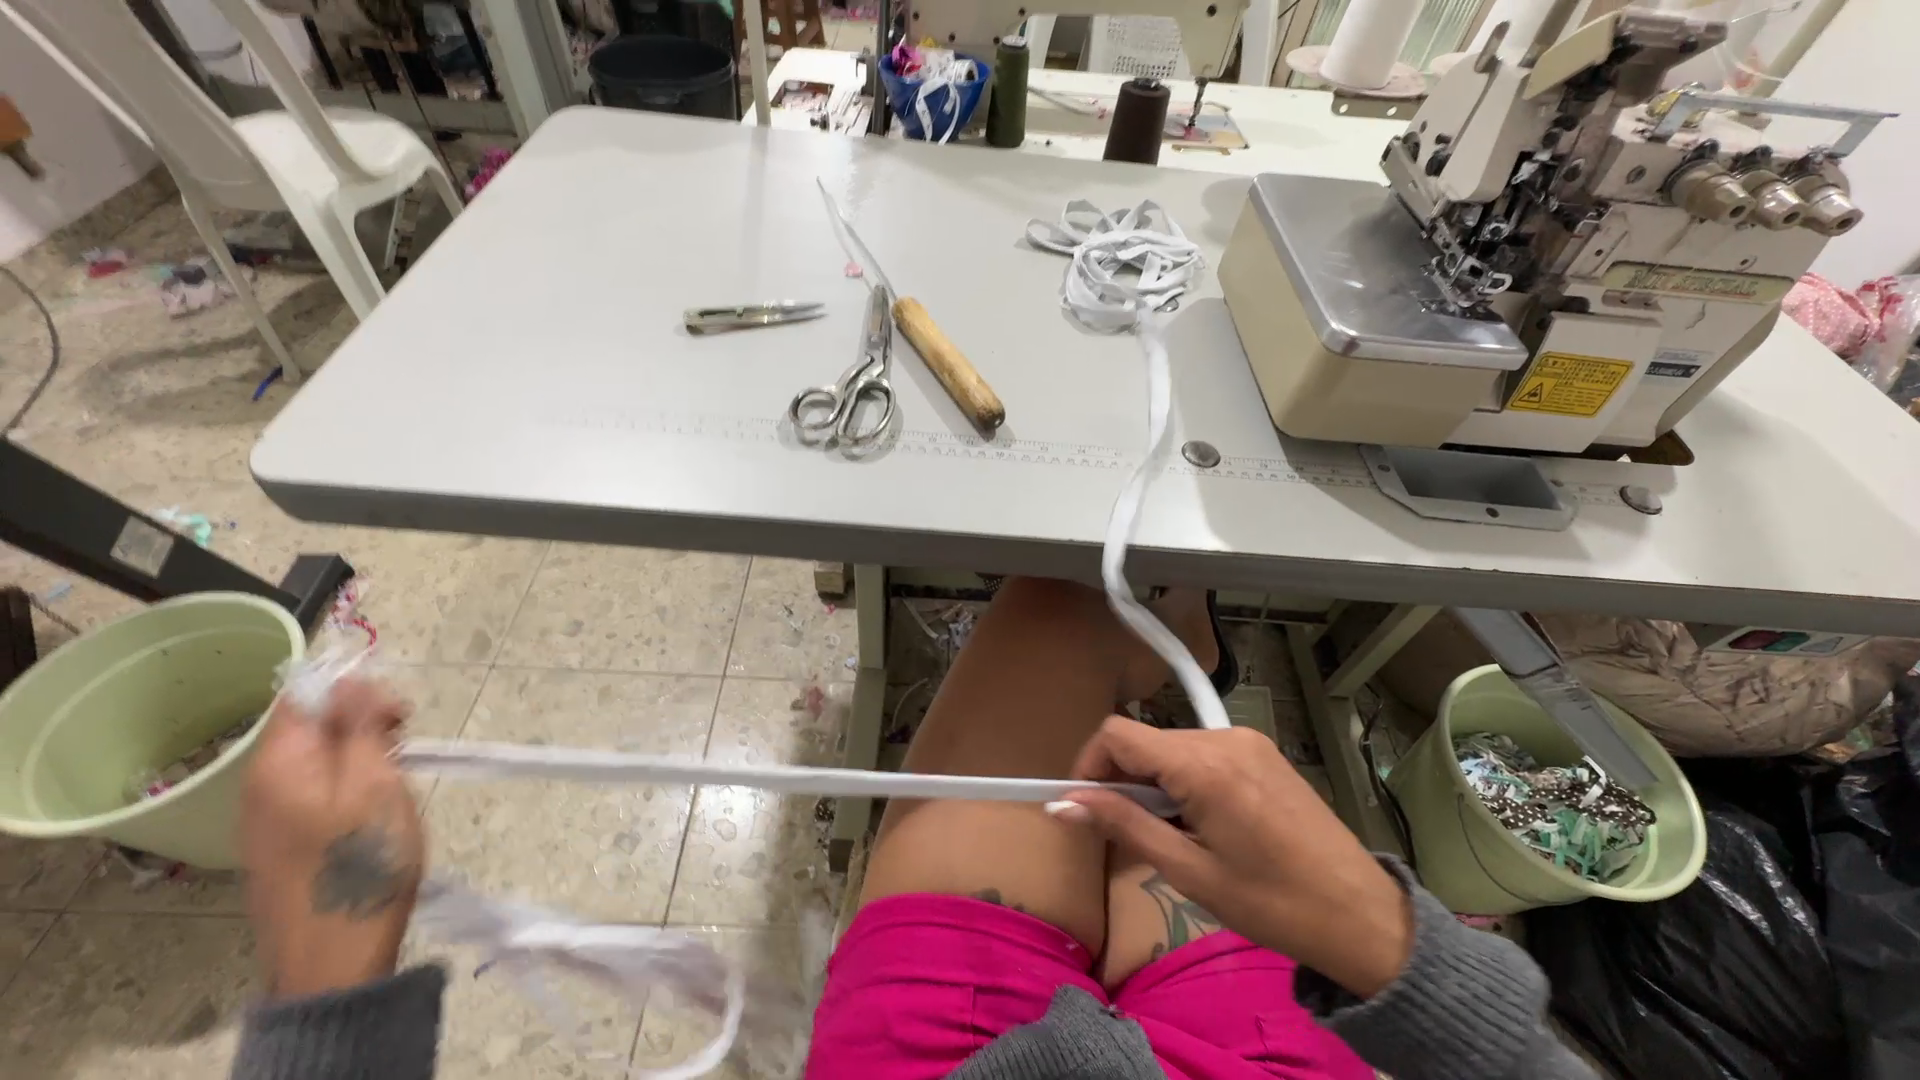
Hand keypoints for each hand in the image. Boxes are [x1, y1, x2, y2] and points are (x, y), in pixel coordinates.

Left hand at [241, 675, 422, 999]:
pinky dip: (347, 787)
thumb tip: (349, 680)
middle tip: (406, 743)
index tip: (400, 710)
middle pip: (309, 728)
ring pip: (315, 762)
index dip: (353, 689)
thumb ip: (360, 727)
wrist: (333, 958)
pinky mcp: (283, 847)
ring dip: (358, 755)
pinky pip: (313, 795)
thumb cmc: (361, 862)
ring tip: (397, 777)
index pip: (303, 696)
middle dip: (360, 722)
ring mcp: (266, 821)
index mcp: (278, 765)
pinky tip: (374, 810)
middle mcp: (259, 787)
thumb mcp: (376, 783)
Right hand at [1056, 718, 1412, 996]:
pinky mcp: (1264, 753)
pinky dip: (1184, 780)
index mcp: (1203, 764)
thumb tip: (1062, 804)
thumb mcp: (1189, 871)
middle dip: (1122, 780)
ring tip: (1168, 836)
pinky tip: (1199, 823)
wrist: (1363, 917)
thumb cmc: (1272, 904)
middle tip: (1124, 835)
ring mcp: (1248, 742)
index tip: (1084, 808)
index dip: (1089, 765)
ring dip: (1154, 783)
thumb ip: (1124, 826)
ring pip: (1172, 747)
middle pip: (1145, 740)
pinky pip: (1204, 754)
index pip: (1118, 734)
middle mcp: (1224, 737)